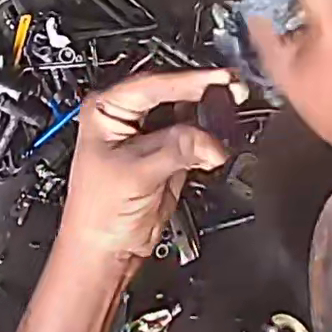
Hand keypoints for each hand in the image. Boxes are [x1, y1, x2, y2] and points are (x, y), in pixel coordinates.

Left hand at [61, 69, 240, 263]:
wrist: (105, 252)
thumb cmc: (97, 214)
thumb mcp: (137, 173)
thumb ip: (176, 150)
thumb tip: (212, 141)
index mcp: (107, 108)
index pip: (154, 84)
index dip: (189, 80)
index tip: (220, 78)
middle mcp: (128, 116)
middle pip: (173, 94)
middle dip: (204, 95)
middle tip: (234, 90)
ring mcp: (150, 135)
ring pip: (187, 114)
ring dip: (210, 117)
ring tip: (231, 115)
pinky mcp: (167, 155)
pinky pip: (195, 138)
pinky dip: (210, 141)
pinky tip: (220, 144)